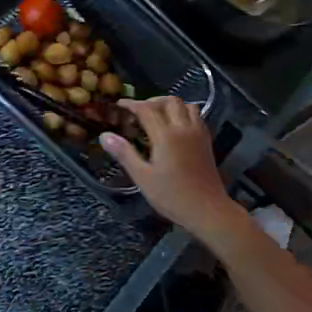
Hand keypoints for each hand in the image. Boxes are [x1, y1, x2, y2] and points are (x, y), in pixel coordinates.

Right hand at [99, 97, 246, 239]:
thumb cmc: (172, 196)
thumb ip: (124, 153)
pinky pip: (196, 116)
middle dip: (152, 101)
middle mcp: (184, 129)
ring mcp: (198, 134)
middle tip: (138, 111)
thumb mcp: (142, 177)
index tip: (119, 105)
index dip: (131, 104)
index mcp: (166, 136)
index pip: (147, 109)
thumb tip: (105, 136)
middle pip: (170, 101)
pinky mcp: (206, 142)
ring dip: (170, 105)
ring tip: (157, 116)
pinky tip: (175, 127)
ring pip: (186, 105)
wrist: (207, 209)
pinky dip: (184, 113)